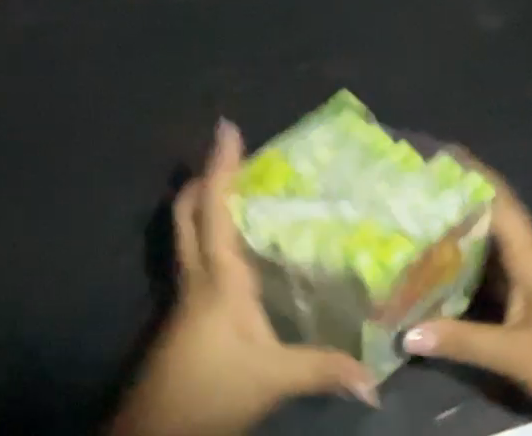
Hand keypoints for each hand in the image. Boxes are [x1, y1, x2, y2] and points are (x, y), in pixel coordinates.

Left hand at [109, 121, 378, 435]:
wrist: (154, 433)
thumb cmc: (212, 390)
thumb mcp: (273, 378)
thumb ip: (323, 369)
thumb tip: (376, 377)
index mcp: (218, 276)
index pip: (215, 207)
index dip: (220, 165)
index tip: (227, 127)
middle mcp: (196, 274)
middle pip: (188, 211)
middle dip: (204, 176)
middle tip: (232, 155)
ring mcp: (184, 294)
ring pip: (186, 231)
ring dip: (204, 203)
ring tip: (238, 188)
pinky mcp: (182, 314)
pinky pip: (193, 256)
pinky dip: (208, 234)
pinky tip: (234, 249)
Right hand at [401, 166, 531, 435]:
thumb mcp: (517, 355)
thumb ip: (463, 341)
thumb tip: (406, 333)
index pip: (499, 199)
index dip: (471, 173)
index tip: (438, 154)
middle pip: (493, 217)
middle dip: (457, 201)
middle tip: (413, 191)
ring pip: (494, 245)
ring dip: (462, 233)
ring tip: (418, 223)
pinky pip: (497, 270)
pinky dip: (472, 264)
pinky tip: (444, 270)